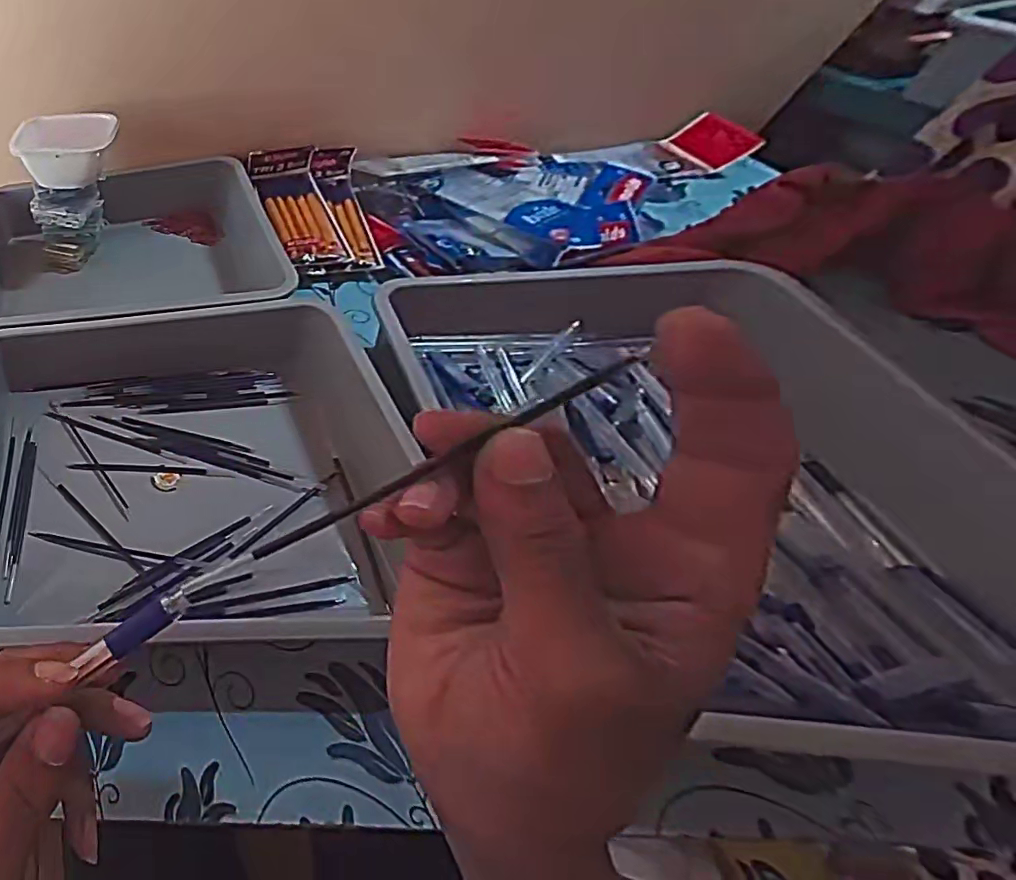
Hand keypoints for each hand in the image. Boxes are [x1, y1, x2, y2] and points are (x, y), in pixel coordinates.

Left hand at [0, 644, 152, 878]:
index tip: (70, 678)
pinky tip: (83, 820)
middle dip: (69, 687)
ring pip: (42, 700)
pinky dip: (82, 767)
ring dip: (88, 717)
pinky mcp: (14, 758)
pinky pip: (57, 734)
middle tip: (115, 684)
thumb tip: (59, 721)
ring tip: (127, 724)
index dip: (18, 680)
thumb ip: (18, 793)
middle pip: (9, 684)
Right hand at [360, 307, 797, 879]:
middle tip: (441, 439)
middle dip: (501, 439)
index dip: (721, 392)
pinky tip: (389, 525)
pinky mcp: (456, 547)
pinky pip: (431, 498)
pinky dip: (407, 501)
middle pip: (561, 453)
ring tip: (411, 509)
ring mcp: (519, 540)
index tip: (684, 328)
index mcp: (678, 571)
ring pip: (485, 467)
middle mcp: (600, 541)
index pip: (728, 467)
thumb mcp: (570, 662)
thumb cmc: (561, 752)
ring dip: (442, 474)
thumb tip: (515, 446)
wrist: (476, 789)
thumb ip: (544, 553)